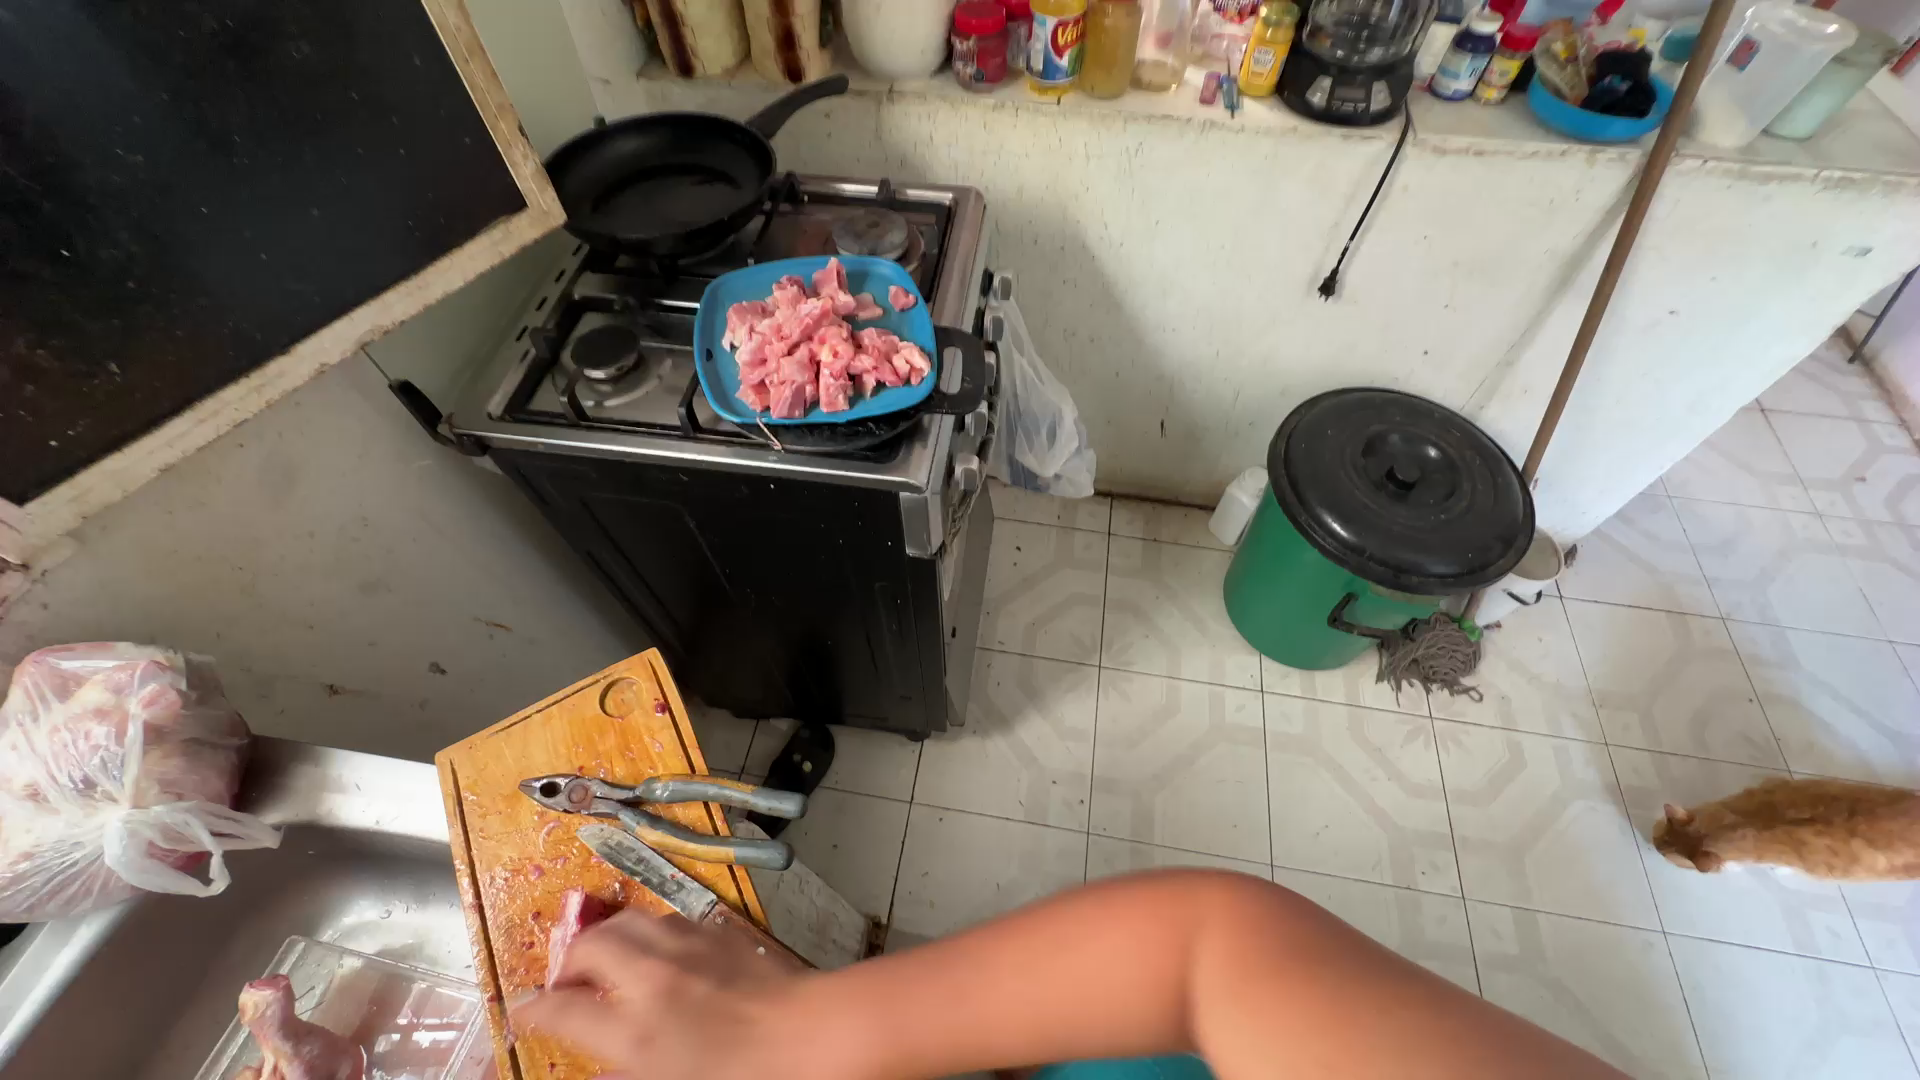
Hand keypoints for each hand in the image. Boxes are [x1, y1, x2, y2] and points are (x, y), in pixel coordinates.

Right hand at [512, 909, 811, 1079]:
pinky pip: (672, 920)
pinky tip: (659, 950)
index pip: (563, 1012)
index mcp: (636, 1030)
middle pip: (592, 945)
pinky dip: (652, 931)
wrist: (807, 1034)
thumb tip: (608, 1062)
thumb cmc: (740, 1076)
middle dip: (570, 961)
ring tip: (608, 960)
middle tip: (567, 982)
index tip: (522, 1011)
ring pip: (632, 920)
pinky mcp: (721, 931)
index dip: (534, 1011)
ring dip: (610, 938)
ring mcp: (690, 946)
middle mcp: (655, 976)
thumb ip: (626, 1066)